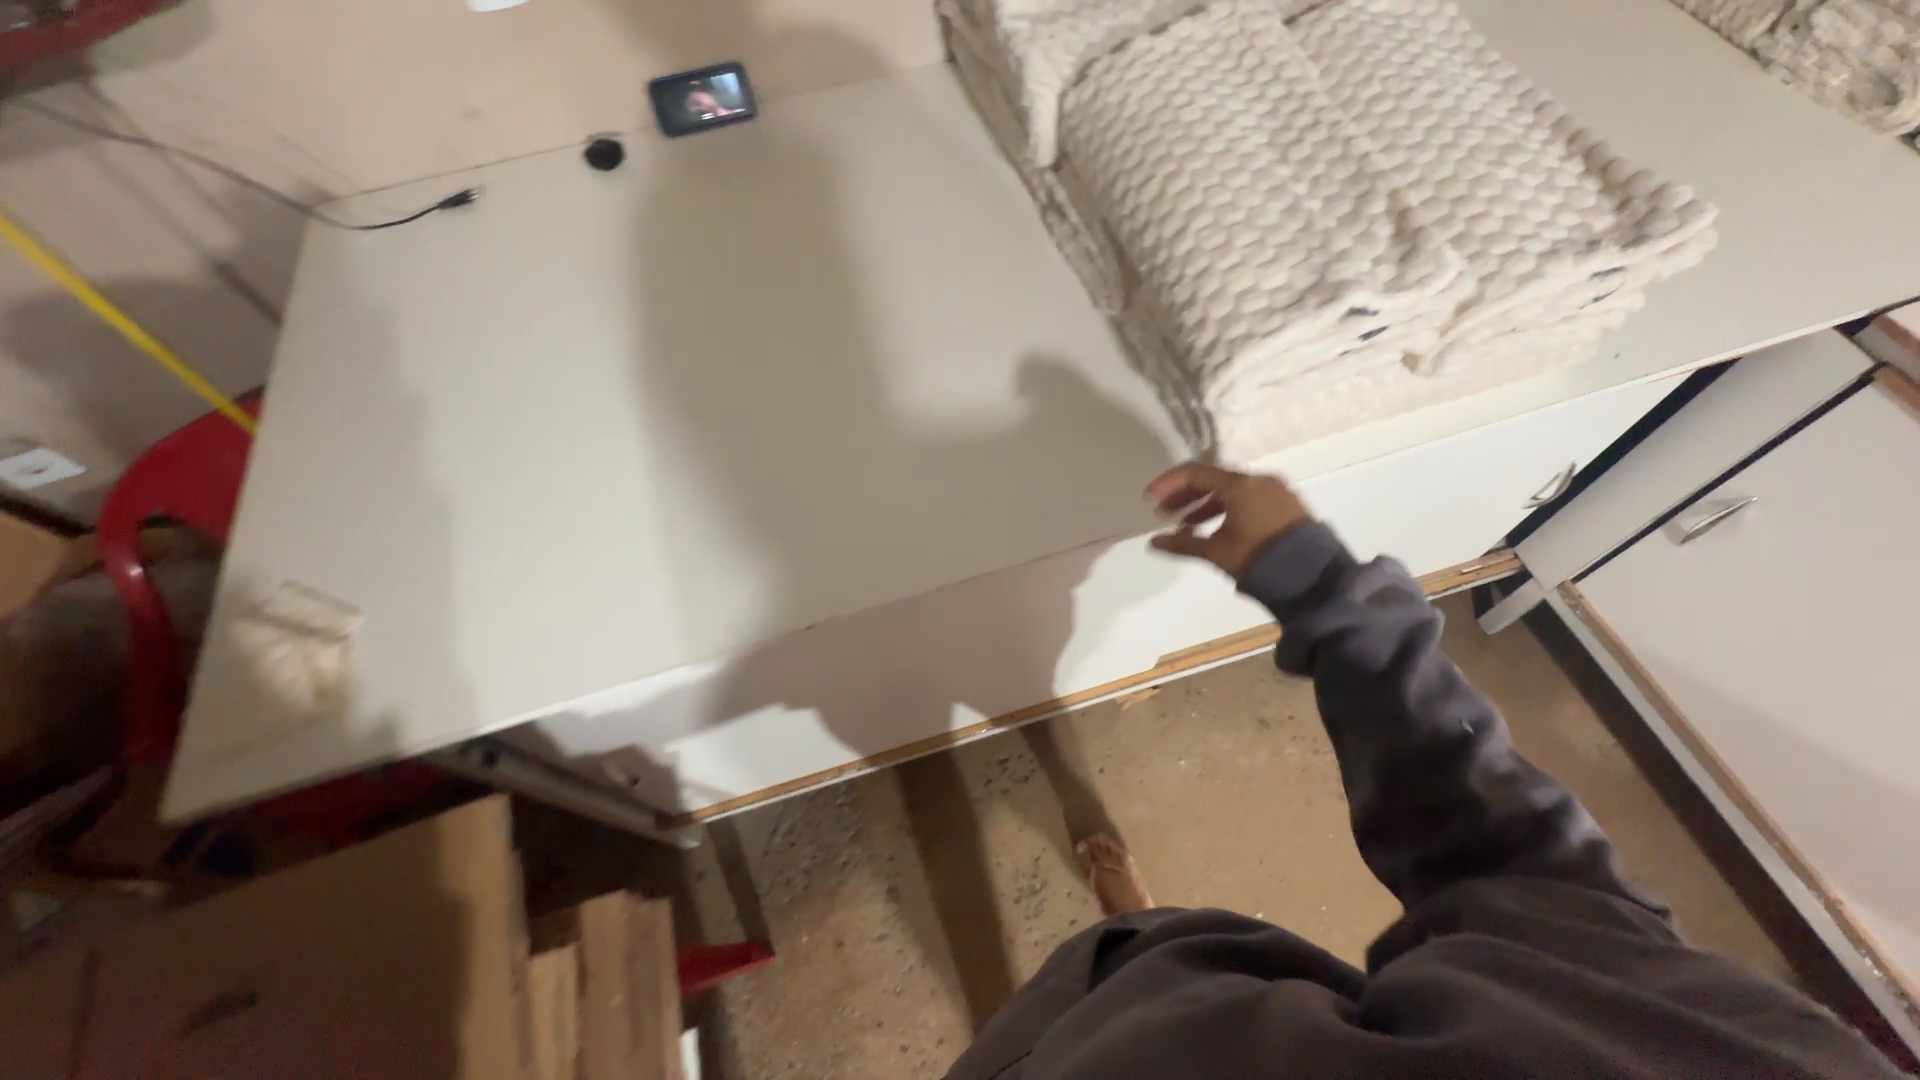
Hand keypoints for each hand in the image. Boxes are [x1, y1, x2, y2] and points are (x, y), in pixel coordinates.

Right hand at [1144, 463, 1311, 577]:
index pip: (1195, 473)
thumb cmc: (1258, 559)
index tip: (1149, 499)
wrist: (1312, 577)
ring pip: (1232, 491)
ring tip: (1188, 526)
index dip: (1168, 483)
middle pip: (1213, 480)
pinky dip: (1228, 509)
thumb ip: (1183, 544)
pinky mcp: (1287, 506)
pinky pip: (1250, 499)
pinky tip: (1217, 529)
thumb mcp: (1216, 552)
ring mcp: (1277, 492)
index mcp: (1240, 485)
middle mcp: (1259, 481)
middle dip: (1185, 496)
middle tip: (1165, 514)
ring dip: (1205, 505)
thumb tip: (1153, 543)